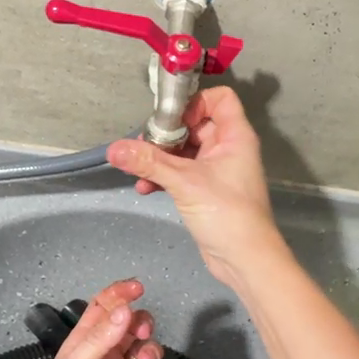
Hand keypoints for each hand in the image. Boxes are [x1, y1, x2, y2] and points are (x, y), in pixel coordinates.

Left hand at [18, 280, 172, 358]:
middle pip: (129, 327)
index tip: (138, 288)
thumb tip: (125, 308)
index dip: (119, 295)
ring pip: (145, 352)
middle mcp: (103, 358)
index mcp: (83, 345)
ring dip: (151, 351)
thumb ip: (100, 338)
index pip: (103, 309)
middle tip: (141, 334)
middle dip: (141, 324)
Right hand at [106, 88, 284, 287]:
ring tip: (138, 169)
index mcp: (235, 136)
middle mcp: (228, 148)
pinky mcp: (205, 190)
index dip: (194, 103)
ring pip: (184, 150)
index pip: (219, 99)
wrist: (245, 260)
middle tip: (142, 146)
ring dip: (160, 158)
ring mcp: (216, 170)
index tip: (169, 120)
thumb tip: (113, 149)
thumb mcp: (184, 182)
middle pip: (194, 124)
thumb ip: (149, 162)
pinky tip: (144, 188)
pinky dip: (163, 176)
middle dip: (166, 134)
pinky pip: (181, 172)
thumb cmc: (225, 212)